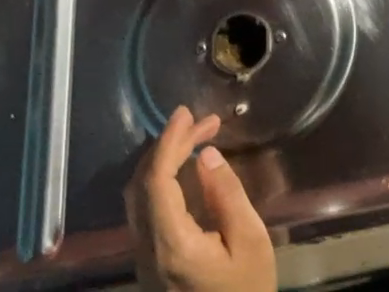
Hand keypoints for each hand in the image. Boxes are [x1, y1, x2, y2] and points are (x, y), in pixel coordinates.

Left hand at [124, 106, 274, 291]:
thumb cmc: (247, 289)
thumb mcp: (250, 240)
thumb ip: (227, 195)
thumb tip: (206, 155)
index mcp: (172, 243)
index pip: (156, 182)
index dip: (168, 143)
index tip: (185, 113)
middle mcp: (147, 250)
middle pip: (142, 186)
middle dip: (168, 146)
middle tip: (204, 121)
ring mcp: (144, 259)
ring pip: (138, 198)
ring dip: (162, 161)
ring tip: (195, 137)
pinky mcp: (150, 262)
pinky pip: (145, 210)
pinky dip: (161, 180)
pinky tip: (185, 170)